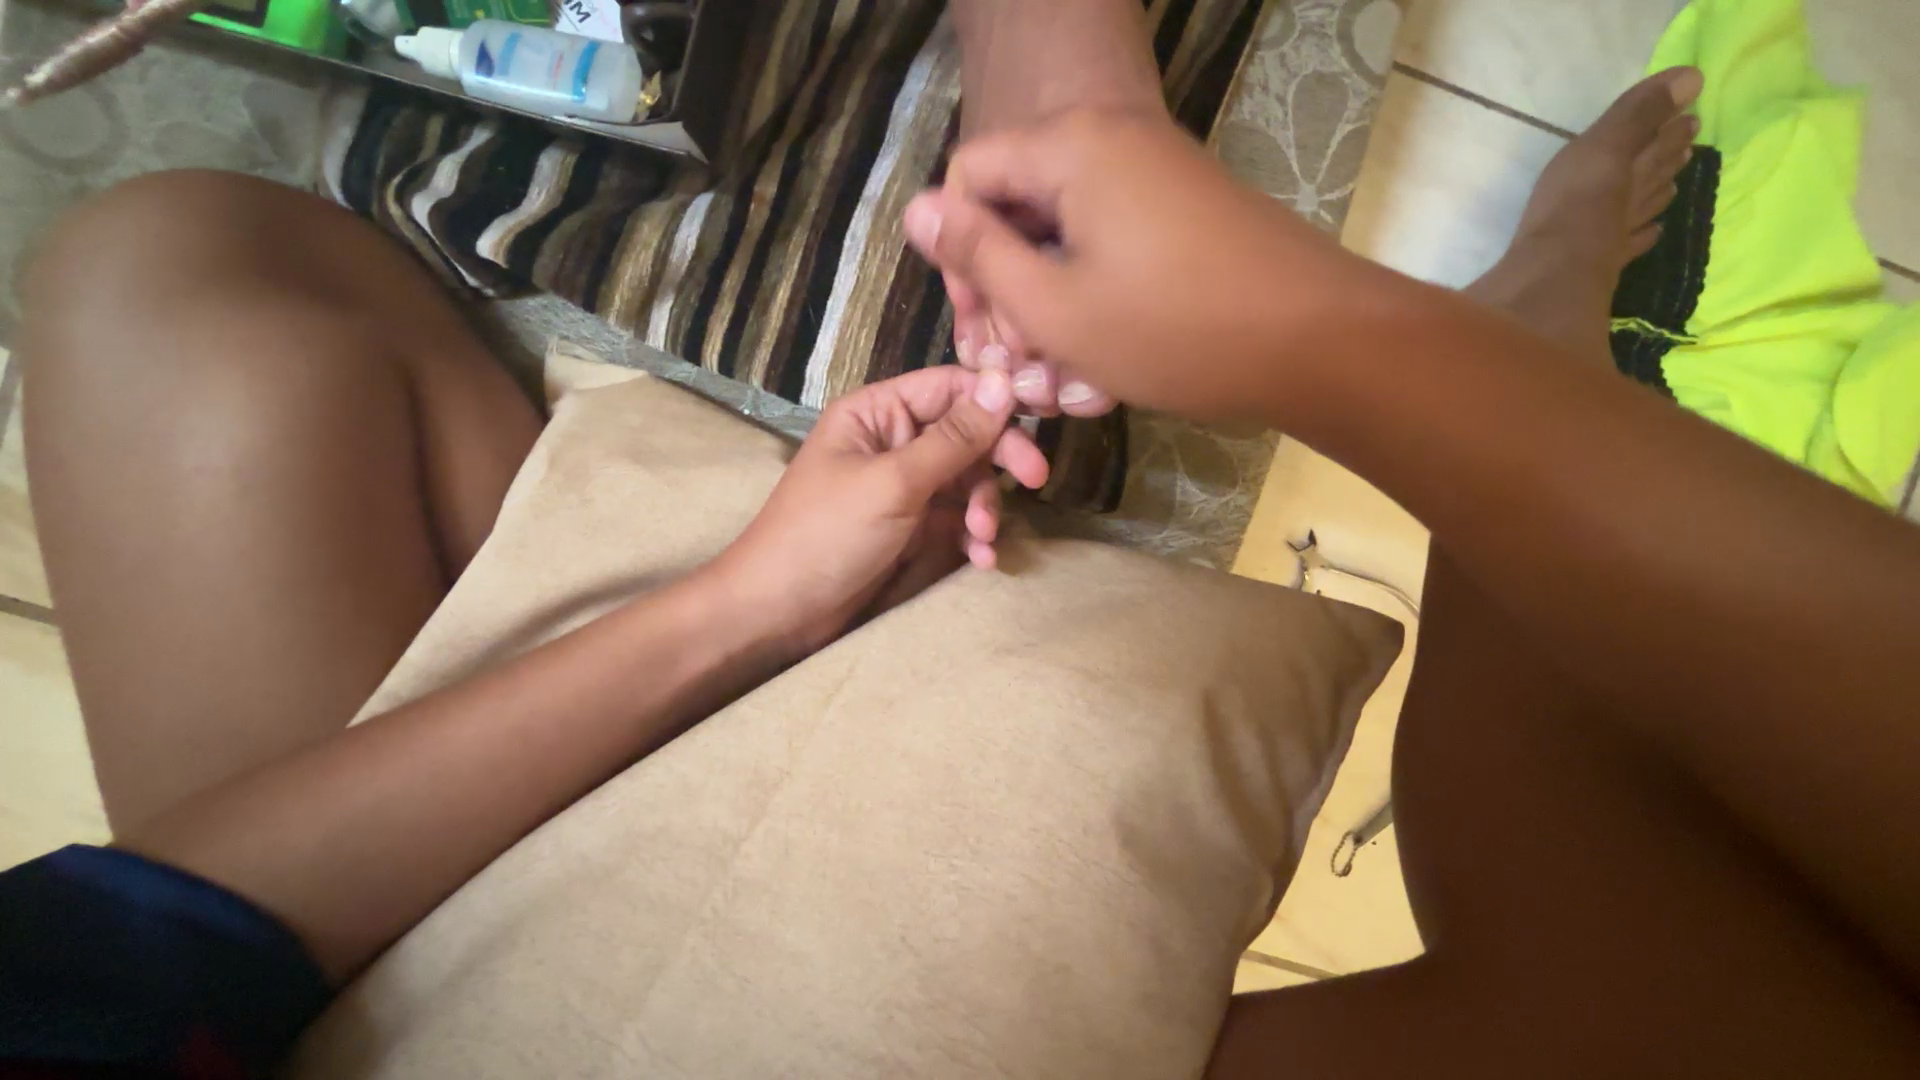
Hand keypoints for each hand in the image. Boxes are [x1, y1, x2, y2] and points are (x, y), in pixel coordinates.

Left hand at [708, 366, 1047, 655]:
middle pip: (966, 434)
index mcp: (878, 412)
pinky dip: (971, 535)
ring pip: (966, 480)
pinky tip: (980, 558)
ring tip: (983, 538)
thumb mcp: (894, 482)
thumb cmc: (826, 534)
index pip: (949, 387)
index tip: (1036, 425)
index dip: (994, 401)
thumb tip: (1002, 382)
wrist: (778, 611)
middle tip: (1035, 480)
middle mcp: (893, 441)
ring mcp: (903, 486)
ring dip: (984, 506)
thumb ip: (953, 437)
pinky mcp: (909, 527)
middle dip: (996, 460)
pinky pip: (954, 519)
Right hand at [906, 111, 1366, 419]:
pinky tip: (1101, 363)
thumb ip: (978, 254)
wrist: (1315, 342)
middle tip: (1017, 364)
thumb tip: (917, 209)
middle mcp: (1110, 143)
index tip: (977, 321)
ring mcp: (1153, 177)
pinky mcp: (1182, 215)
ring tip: (1062, 379)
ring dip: (1049, 309)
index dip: (955, 249)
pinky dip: (1093, 302)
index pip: (969, 174)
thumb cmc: (1171, 329)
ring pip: (1064, 239)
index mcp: (1070, 147)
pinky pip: (1110, 250)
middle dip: (1005, 290)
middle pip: (1017, 206)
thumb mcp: (1053, 305)